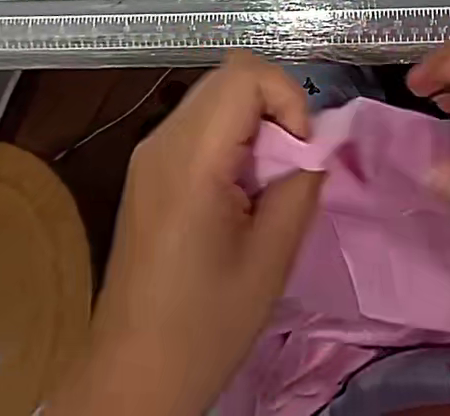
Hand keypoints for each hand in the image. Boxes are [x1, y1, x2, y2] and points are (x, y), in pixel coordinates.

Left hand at [49, 51, 324, 415]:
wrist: (132, 374)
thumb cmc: (206, 324)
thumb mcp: (272, 258)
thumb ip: (302, 183)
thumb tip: (317, 144)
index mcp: (190, 160)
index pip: (245, 75)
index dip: (286, 96)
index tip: (300, 151)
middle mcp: (162, 140)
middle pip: (230, 76)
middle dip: (274, 105)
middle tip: (289, 162)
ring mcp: (149, 150)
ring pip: (216, 93)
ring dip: (255, 119)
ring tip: (266, 178)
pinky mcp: (148, 166)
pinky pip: (201, 120)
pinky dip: (233, 133)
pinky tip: (239, 186)